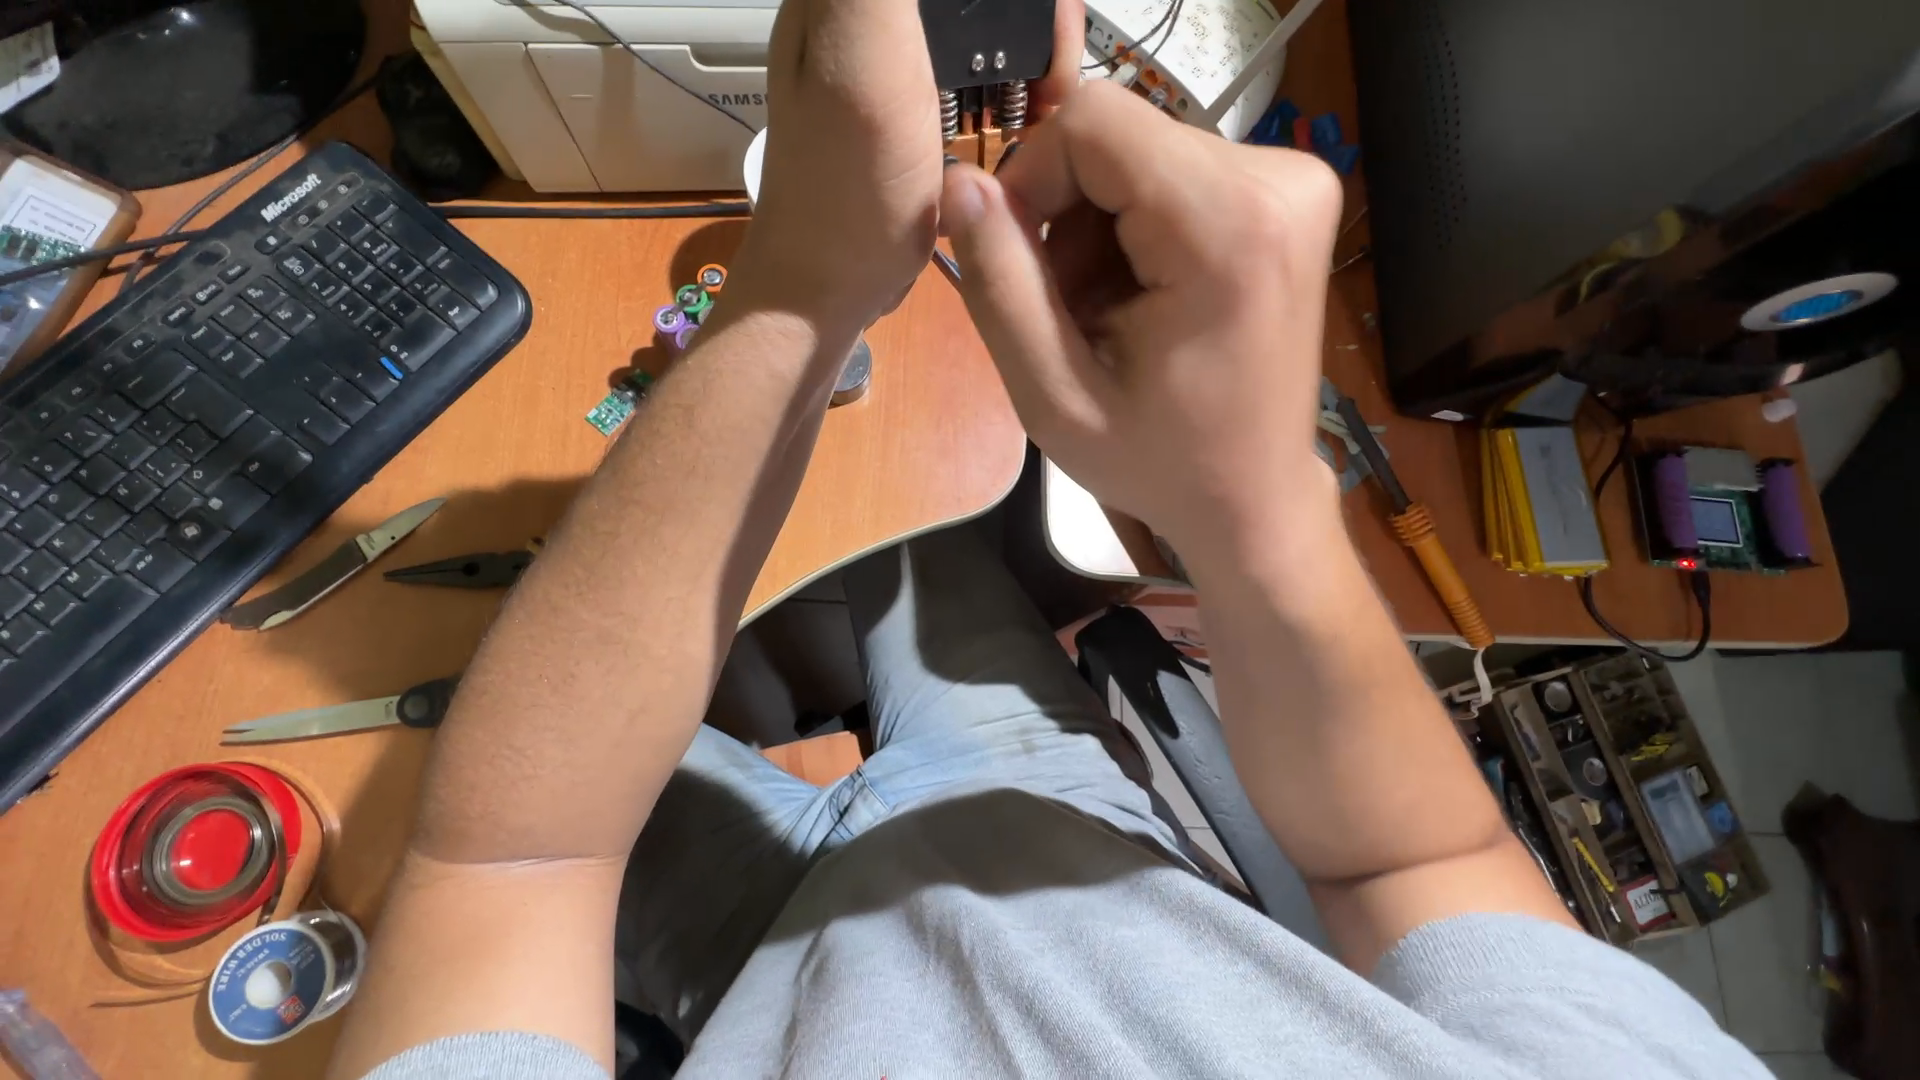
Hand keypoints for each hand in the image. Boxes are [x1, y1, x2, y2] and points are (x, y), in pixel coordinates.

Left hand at [729, 0, 1085, 343]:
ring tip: (1053, 104)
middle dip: (1031, 16)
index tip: (1050, 29)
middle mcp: (870, 10)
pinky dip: (1012, 86)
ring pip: (982, 18)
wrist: (830, 289)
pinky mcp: (910, 106)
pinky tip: (1030, 119)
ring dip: (1031, 50)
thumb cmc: (848, 190)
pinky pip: (975, 68)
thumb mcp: (864, 55)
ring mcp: (891, 58)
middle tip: (1058, 77)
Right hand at [939, 82, 1345, 570]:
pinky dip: (1135, 234)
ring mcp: (1293, 182)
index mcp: (1228, 227)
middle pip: (1116, 140)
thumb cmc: (1157, 463)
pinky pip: (1173, 177)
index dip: (1032, 181)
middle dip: (1068, 222)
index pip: (1093, 123)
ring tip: (1106, 321)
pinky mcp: (1287, 195)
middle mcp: (1277, 180)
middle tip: (1070, 315)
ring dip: (1098, 235)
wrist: (1250, 495)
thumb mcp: (1055, 397)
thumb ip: (1000, 285)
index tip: (1020, 263)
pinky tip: (1140, 305)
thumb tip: (961, 184)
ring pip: (1139, 158)